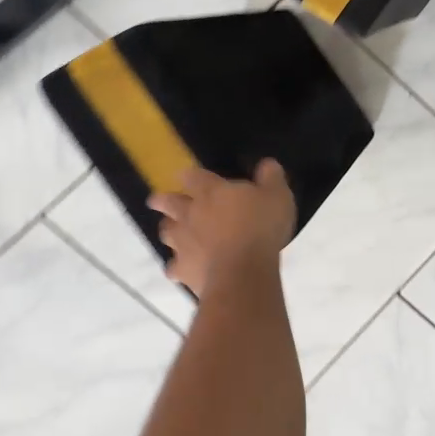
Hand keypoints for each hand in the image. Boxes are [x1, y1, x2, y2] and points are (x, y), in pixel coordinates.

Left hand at [148, 160, 295, 296]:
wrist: (241, 272)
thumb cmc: (261, 226)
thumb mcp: (278, 195)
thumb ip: (271, 177)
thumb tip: (267, 163)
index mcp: (212, 192)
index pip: (193, 177)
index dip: (189, 174)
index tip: (185, 174)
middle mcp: (191, 214)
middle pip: (169, 204)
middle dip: (162, 200)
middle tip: (156, 200)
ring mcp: (183, 243)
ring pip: (167, 233)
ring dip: (170, 229)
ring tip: (174, 230)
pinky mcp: (182, 270)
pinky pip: (174, 266)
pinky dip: (178, 264)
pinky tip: (185, 266)